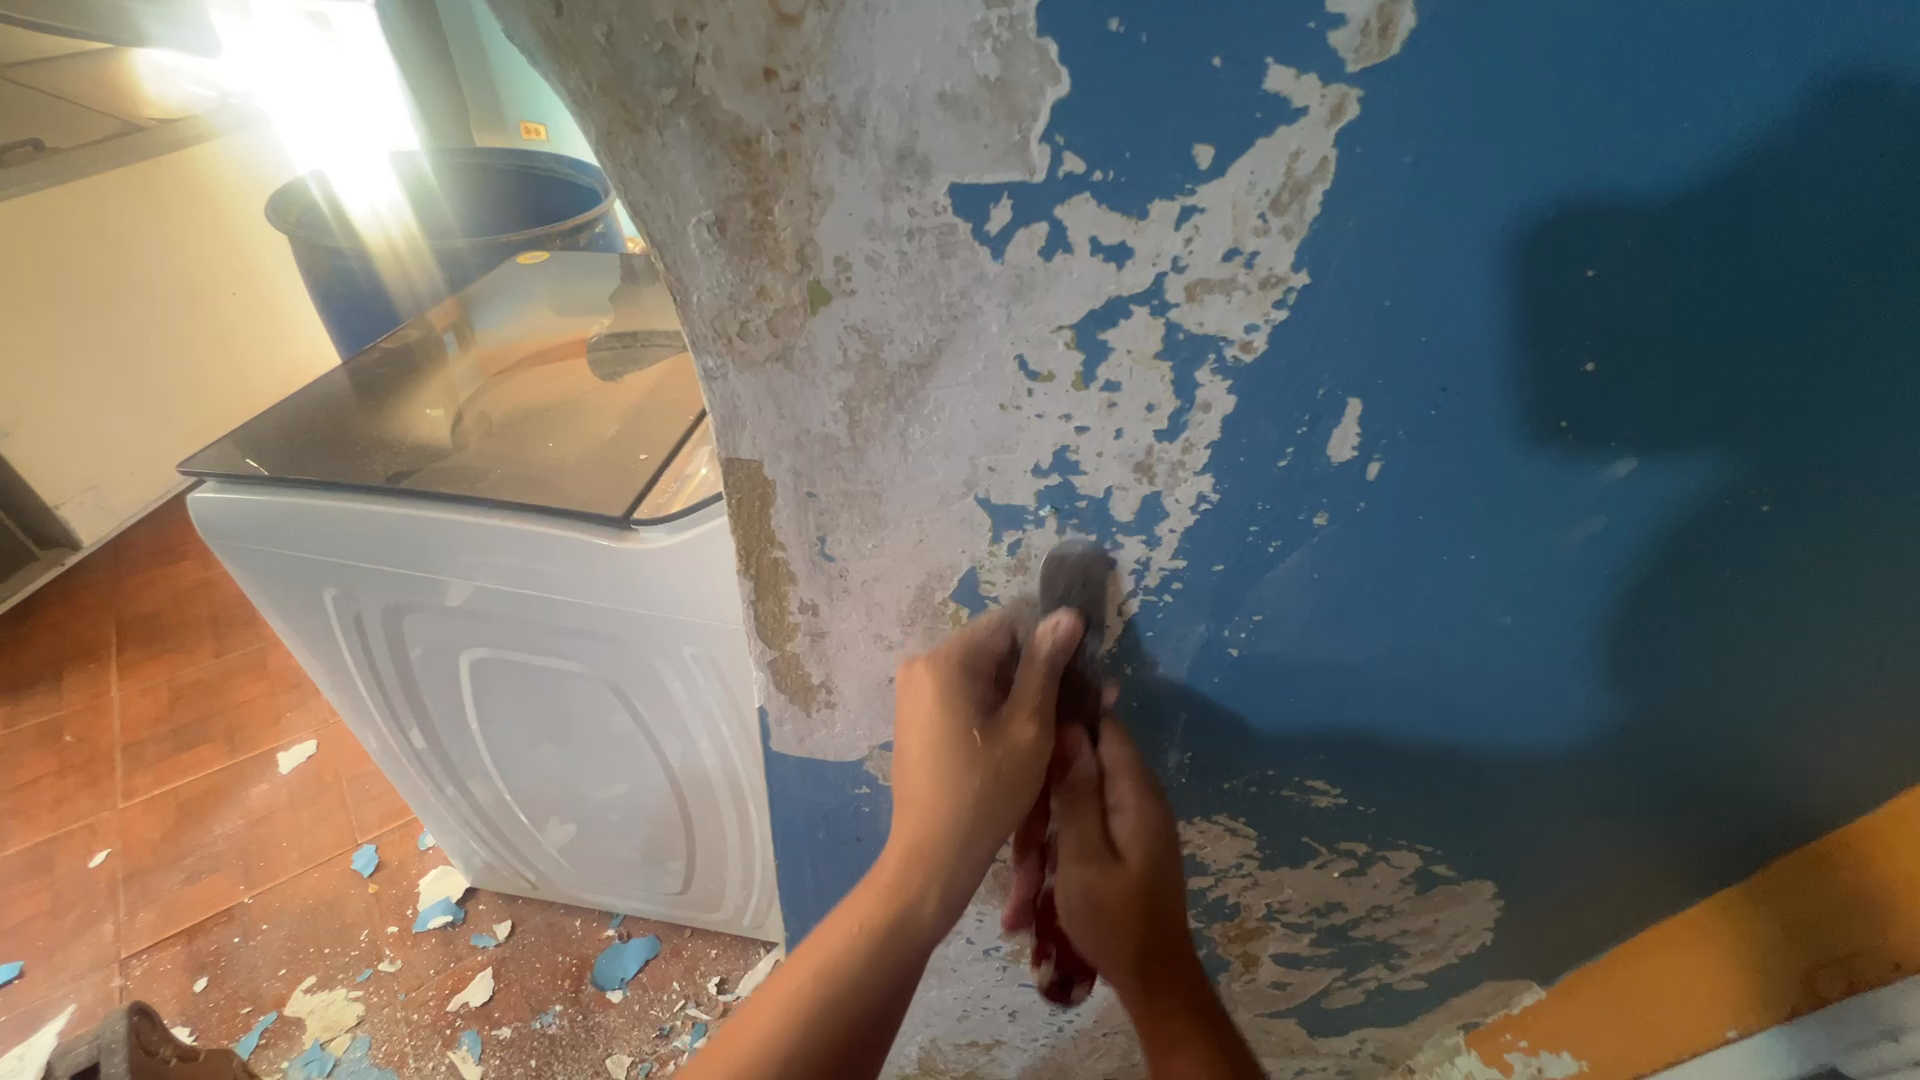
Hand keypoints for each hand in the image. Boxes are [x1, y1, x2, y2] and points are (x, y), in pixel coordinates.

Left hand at [883, 607, 1085, 922]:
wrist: (932, 854)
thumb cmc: (986, 792)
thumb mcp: (1029, 727)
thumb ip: (1047, 666)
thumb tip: (1067, 614)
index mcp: (945, 659)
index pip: (1010, 624)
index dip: (1048, 646)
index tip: (1078, 679)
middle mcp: (922, 662)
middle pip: (995, 647)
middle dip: (1036, 672)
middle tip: (1078, 707)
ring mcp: (914, 689)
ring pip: (982, 672)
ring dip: (1019, 692)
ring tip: (1054, 726)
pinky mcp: (916, 713)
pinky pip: (964, 692)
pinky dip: (994, 706)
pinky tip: (1020, 735)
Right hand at [1046, 715, 1200, 1005]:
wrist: (1153, 982)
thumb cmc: (1115, 920)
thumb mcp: (1084, 855)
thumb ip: (1076, 791)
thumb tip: (1067, 726)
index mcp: (1135, 792)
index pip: (1105, 726)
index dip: (1067, 716)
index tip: (1024, 726)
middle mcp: (1137, 798)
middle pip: (1082, 767)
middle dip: (1044, 798)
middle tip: (1021, 845)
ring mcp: (1130, 821)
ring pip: (1075, 802)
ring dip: (1044, 836)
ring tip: (1025, 887)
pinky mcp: (1121, 843)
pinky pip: (1081, 826)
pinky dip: (1056, 851)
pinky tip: (1033, 893)